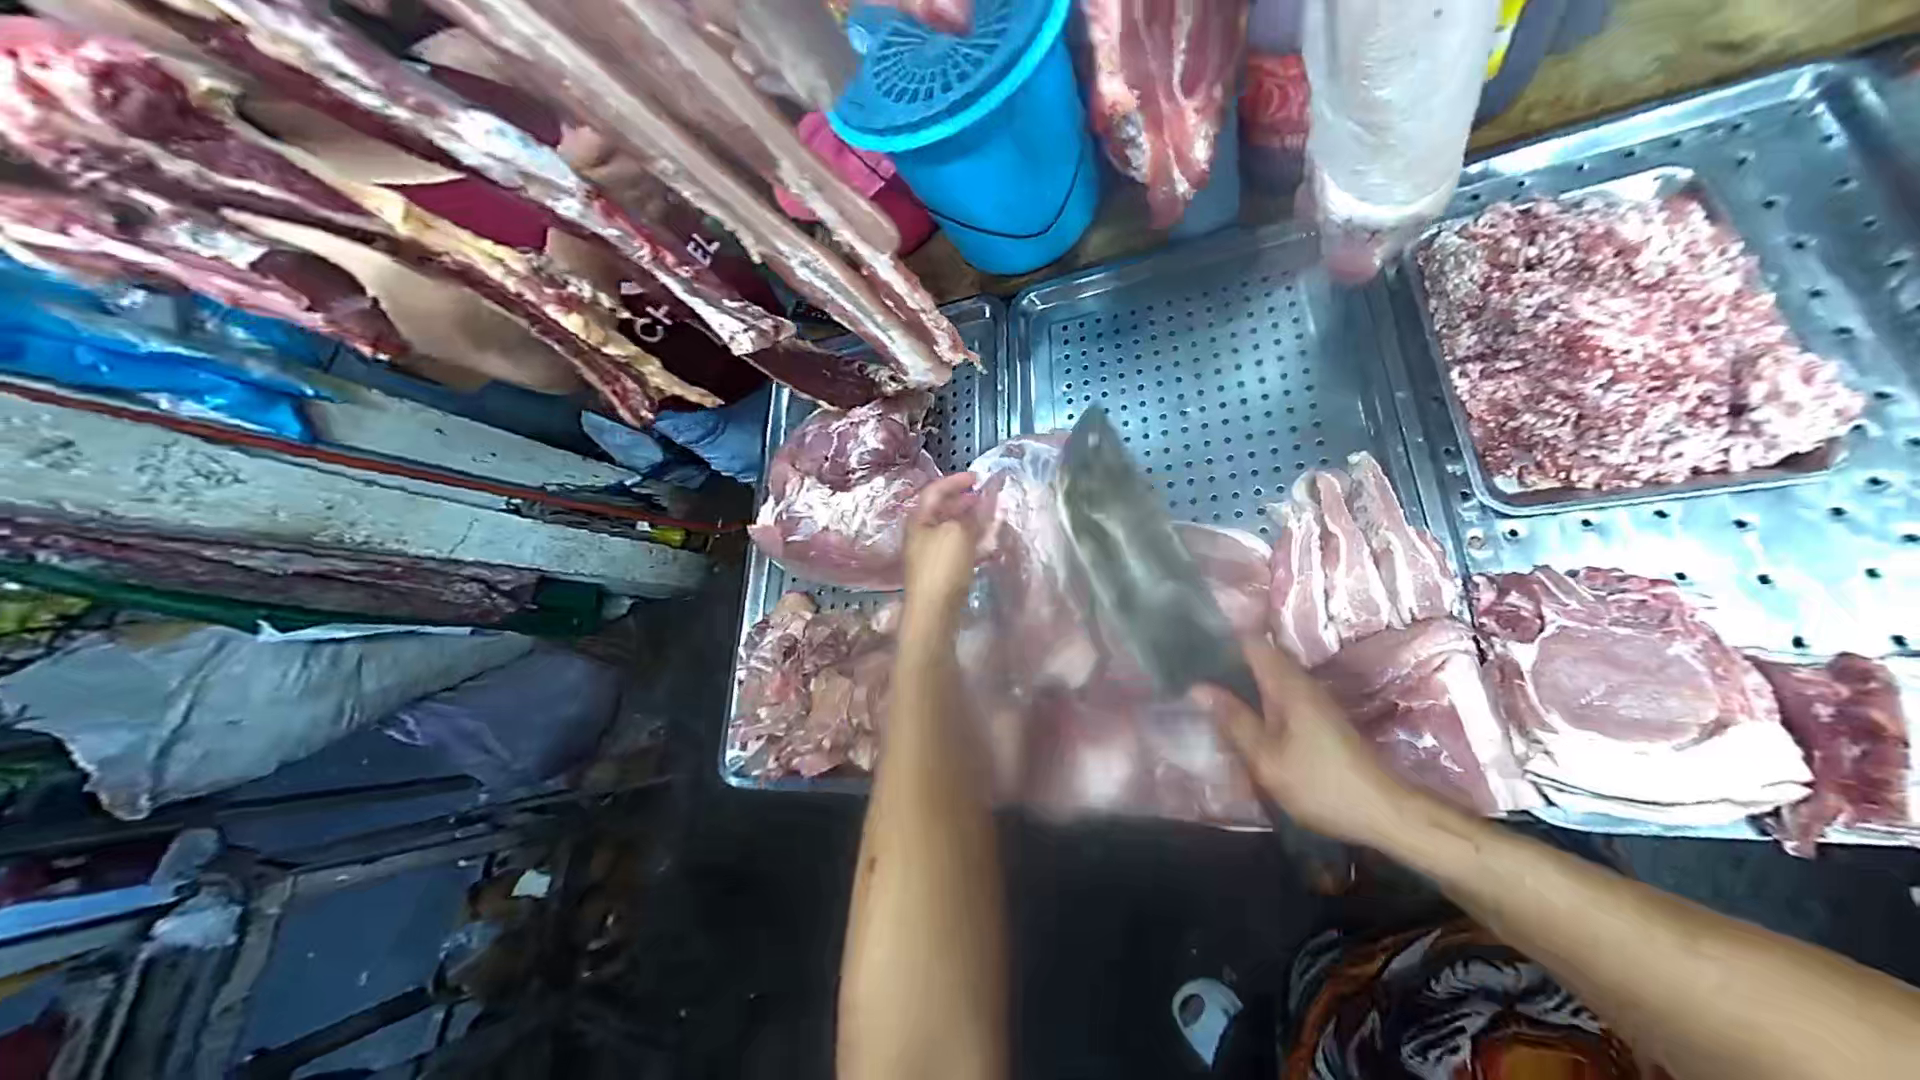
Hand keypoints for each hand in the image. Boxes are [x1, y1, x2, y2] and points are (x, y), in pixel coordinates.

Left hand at [901, 472, 980, 628]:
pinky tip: (991, 547)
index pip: (935, 490)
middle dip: (966, 501)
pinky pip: (959, 550)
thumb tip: (986, 497)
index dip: (955, 480)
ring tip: (993, 519)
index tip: (978, 477)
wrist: (933, 613)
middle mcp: (922, 535)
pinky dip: (975, 544)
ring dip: (973, 522)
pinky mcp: (942, 573)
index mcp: (920, 520)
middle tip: (987, 497)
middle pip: (943, 510)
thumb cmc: (942, 567)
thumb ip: (974, 514)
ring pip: (953, 531)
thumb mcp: (959, 534)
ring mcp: (930, 555)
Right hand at [1189, 639, 1416, 846]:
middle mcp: (1302, 684)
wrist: (1385, 812)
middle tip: (1191, 671)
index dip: (1222, 637)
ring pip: (1269, 675)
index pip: (1251, 642)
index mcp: (1287, 685)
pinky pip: (1279, 693)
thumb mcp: (1266, 758)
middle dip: (1226, 659)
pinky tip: (1239, 714)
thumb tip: (1198, 687)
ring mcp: (1313, 700)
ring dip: (1240, 679)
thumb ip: (1233, 720)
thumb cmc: (1321, 784)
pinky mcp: (1318, 717)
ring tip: (1206, 690)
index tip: (1191, 646)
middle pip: (1260, 656)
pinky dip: (1256, 696)